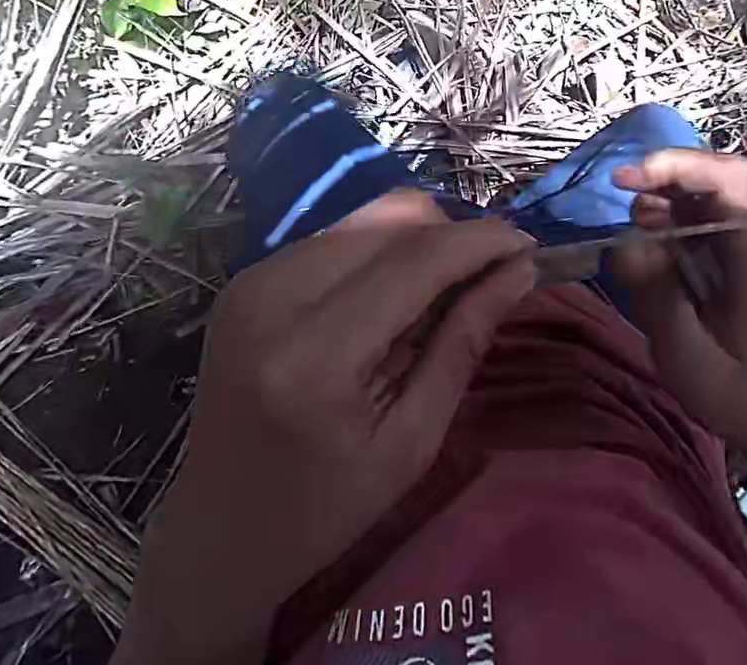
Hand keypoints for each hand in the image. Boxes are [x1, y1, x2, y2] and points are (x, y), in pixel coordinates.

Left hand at [121, 193, 534, 663]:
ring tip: (437, 296)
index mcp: (314, 355)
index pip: (415, 260)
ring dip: (416, 242)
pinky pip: (336, 236)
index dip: (480, 240)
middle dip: (452, 235)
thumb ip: (464, 342)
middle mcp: (274, 296)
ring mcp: (253, 278)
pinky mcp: (248, 275)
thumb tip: (518, 270)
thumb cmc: (325, 507)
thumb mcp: (413, 440)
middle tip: (487, 276)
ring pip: (365, 219)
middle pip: (389, 220)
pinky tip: (389, 299)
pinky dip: (379, 252)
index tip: (528, 244)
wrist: (218, 528)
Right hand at [610, 150, 746, 441]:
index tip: (627, 181)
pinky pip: (706, 215)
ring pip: (706, 192)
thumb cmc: (741, 395)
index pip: (726, 176)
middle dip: (661, 179)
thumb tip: (625, 244)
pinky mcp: (746, 253)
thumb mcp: (689, 356)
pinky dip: (672, 219)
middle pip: (712, 176)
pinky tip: (654, 248)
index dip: (675, 165)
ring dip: (663, 200)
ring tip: (636, 236)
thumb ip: (658, 297)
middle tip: (621, 204)